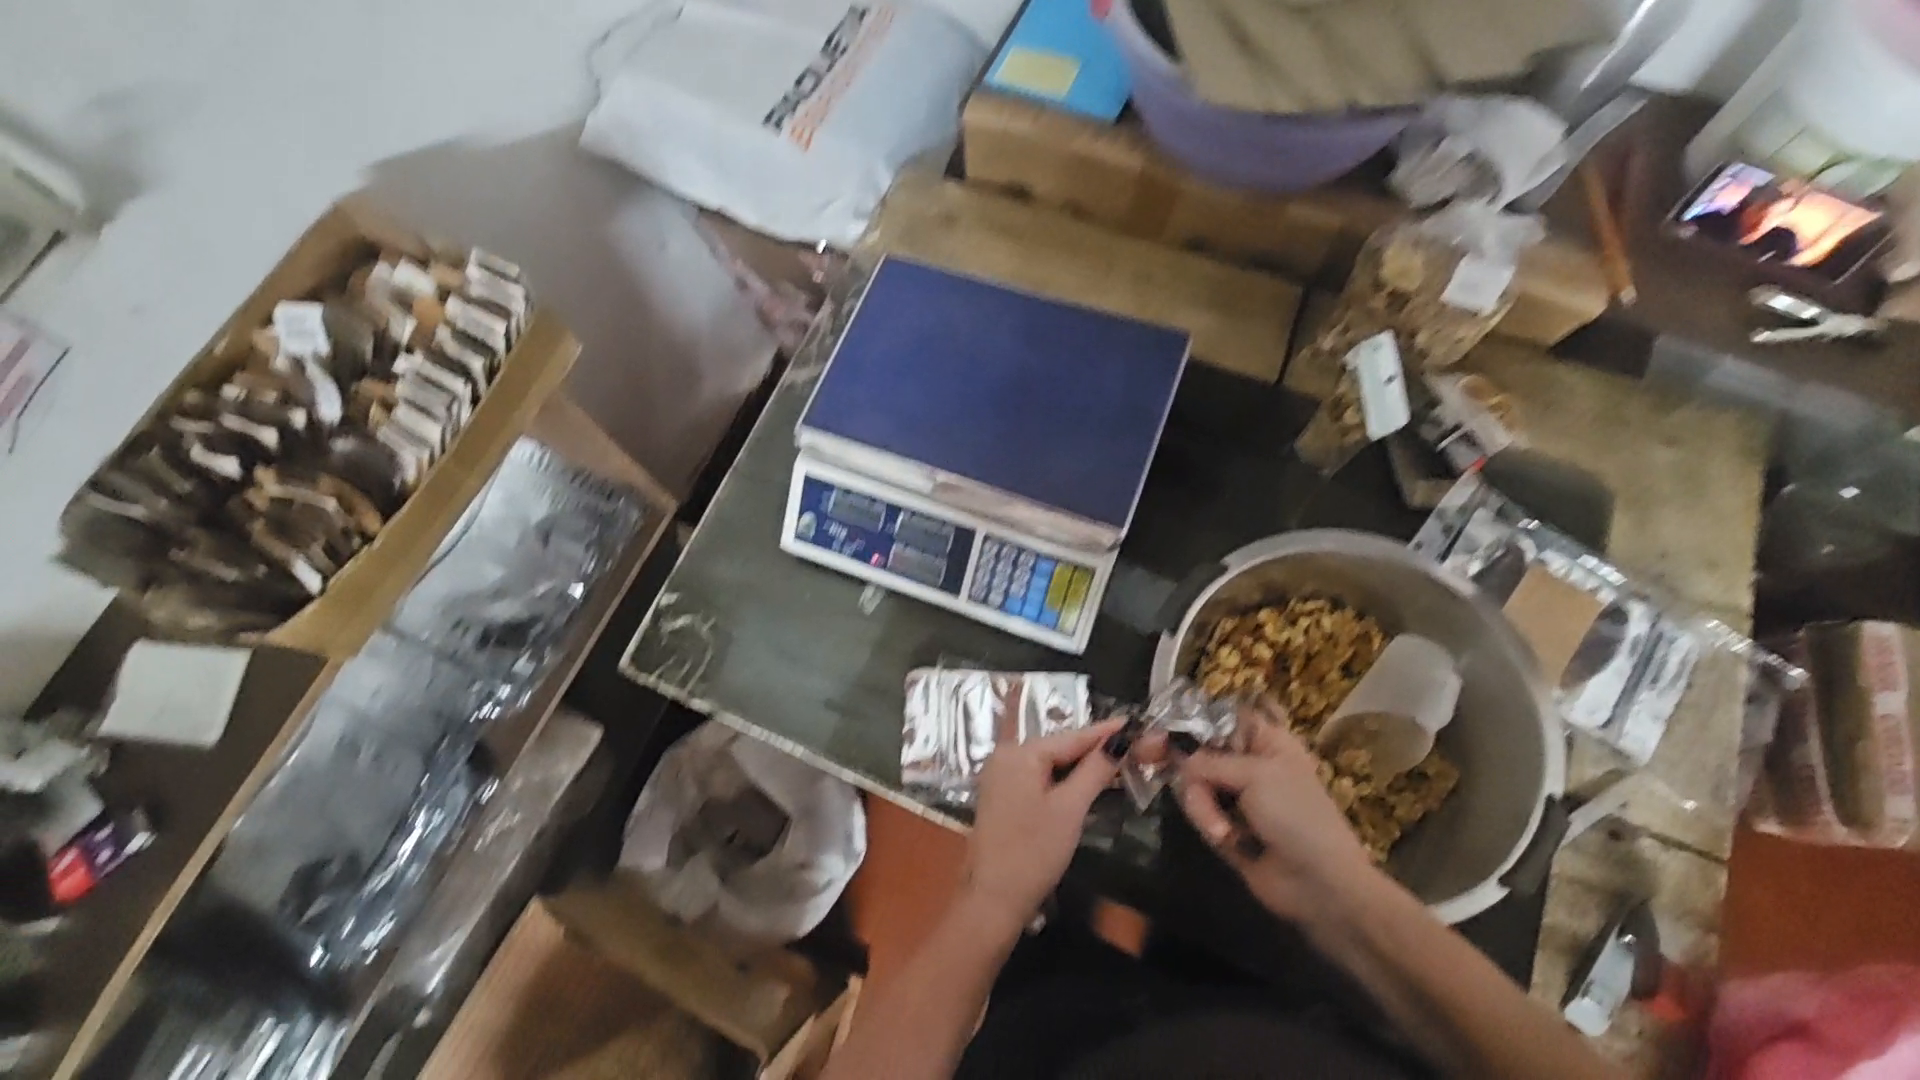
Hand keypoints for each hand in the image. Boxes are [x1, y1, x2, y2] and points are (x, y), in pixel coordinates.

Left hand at [962, 719, 1124, 928]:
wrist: (993, 899)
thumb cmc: (1033, 852)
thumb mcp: (1070, 808)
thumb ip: (1095, 771)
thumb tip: (1120, 740)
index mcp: (1019, 753)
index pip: (1072, 736)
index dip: (1105, 731)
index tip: (1133, 720)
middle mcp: (1006, 757)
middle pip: (1059, 747)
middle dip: (1094, 749)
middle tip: (1133, 745)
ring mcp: (1001, 777)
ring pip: (1050, 764)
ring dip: (1081, 766)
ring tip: (1118, 762)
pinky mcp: (1003, 797)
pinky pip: (1039, 779)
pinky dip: (1064, 780)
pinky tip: (1087, 784)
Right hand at [1177, 704, 1378, 920]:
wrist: (1319, 884)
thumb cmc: (1297, 816)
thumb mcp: (1256, 775)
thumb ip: (1209, 762)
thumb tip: (1177, 759)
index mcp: (1265, 741)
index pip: (1220, 719)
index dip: (1191, 723)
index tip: (1160, 733)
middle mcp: (1248, 764)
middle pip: (1199, 752)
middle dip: (1188, 769)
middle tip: (1155, 766)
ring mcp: (1236, 797)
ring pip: (1194, 785)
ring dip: (1202, 806)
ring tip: (1222, 830)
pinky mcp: (1225, 826)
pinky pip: (1199, 814)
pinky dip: (1207, 824)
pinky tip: (1227, 840)